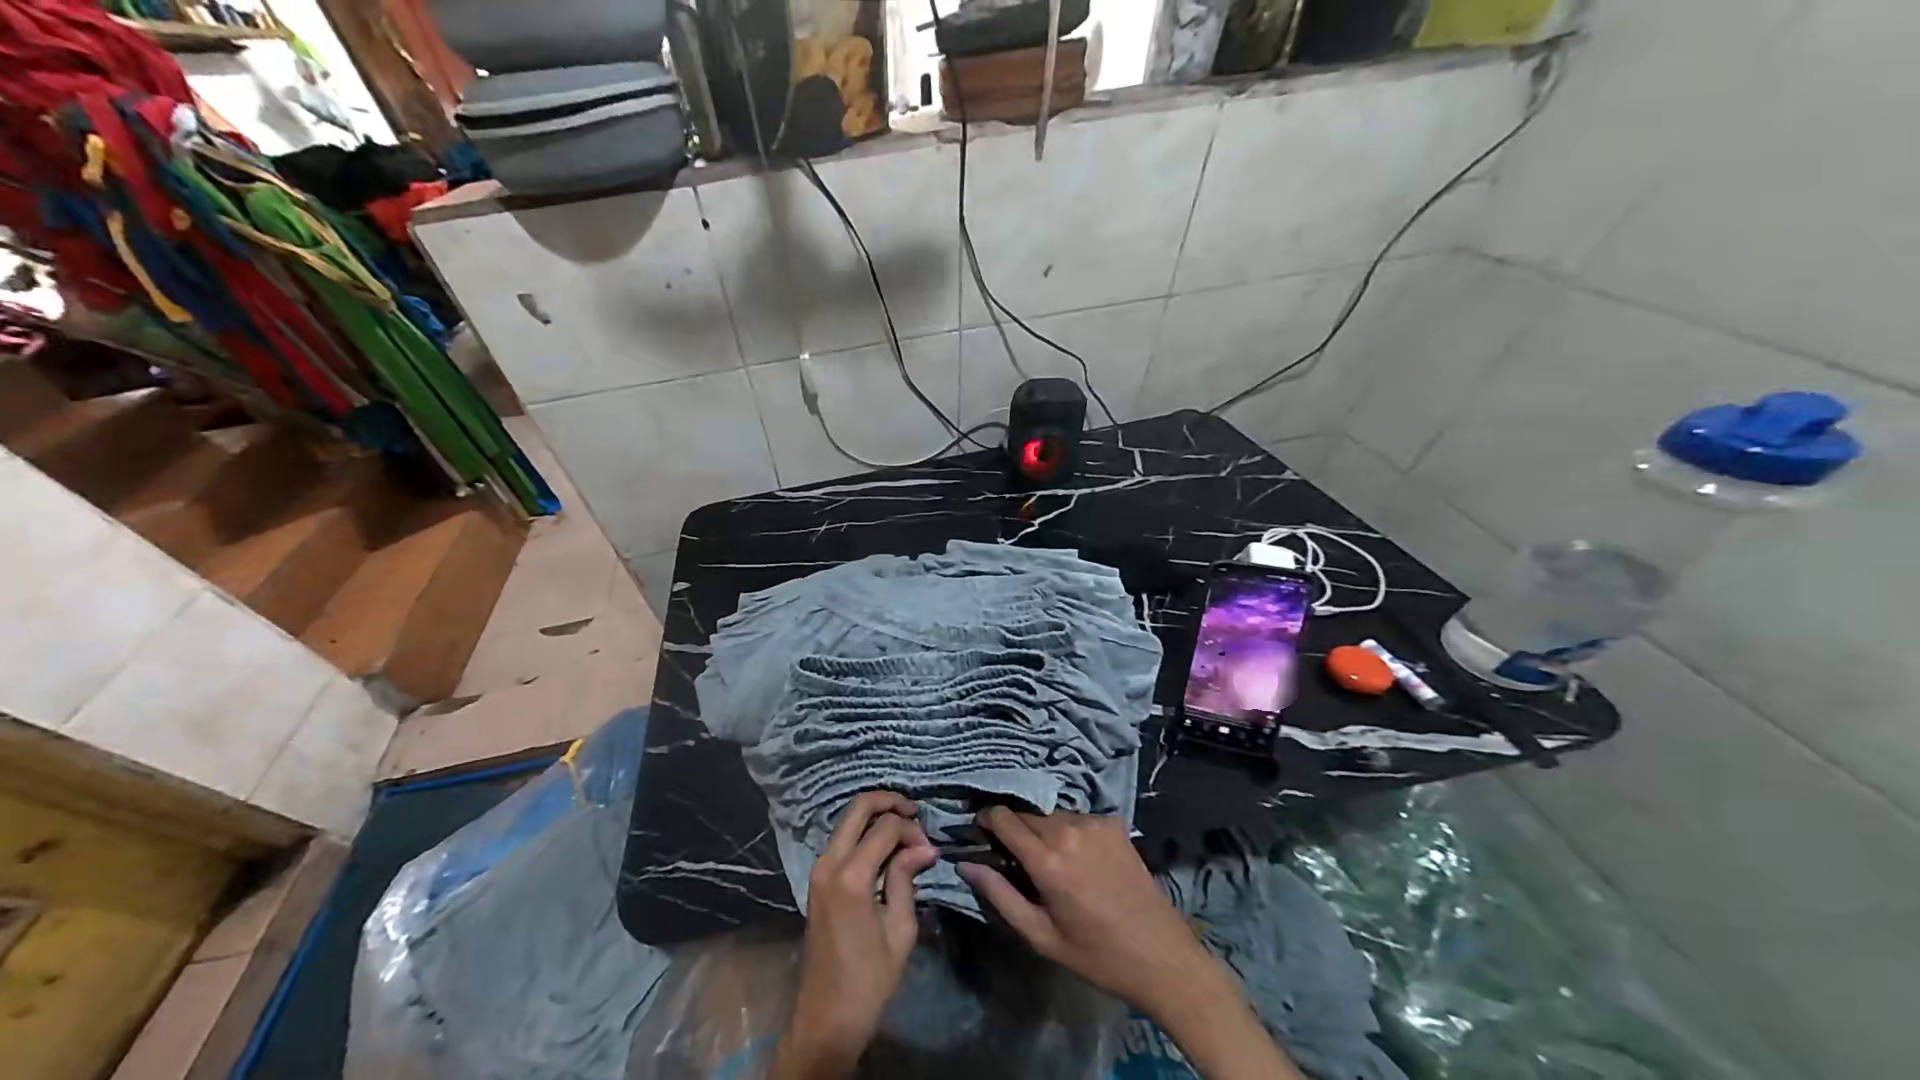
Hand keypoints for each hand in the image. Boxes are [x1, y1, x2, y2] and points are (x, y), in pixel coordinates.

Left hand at [771, 791, 937, 1079]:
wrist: (825, 1017)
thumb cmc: (868, 980)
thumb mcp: (899, 930)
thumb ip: (906, 879)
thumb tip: (924, 847)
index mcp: (850, 876)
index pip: (886, 826)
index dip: (912, 830)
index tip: (929, 850)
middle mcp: (828, 863)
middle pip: (857, 806)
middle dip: (889, 801)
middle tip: (916, 812)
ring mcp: (818, 869)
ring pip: (847, 819)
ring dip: (876, 816)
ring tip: (906, 831)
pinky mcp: (817, 879)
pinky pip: (841, 839)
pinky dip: (864, 832)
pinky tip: (886, 846)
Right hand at [954, 807, 1216, 1015]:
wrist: (1162, 955)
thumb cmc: (1096, 954)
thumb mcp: (1041, 936)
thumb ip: (1000, 895)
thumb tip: (965, 864)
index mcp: (1048, 860)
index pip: (1003, 817)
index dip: (986, 819)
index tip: (979, 831)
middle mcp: (1070, 830)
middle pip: (1026, 812)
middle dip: (1012, 825)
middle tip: (1011, 852)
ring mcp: (1095, 823)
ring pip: (1051, 812)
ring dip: (1041, 827)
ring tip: (1047, 857)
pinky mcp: (1115, 823)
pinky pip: (1077, 817)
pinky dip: (1068, 829)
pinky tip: (1078, 856)